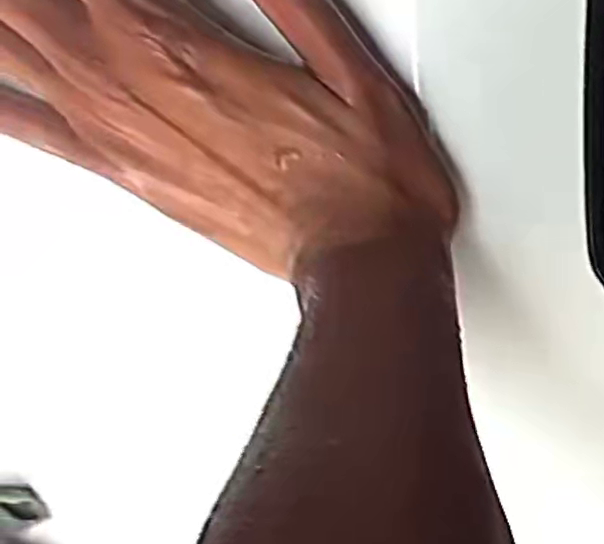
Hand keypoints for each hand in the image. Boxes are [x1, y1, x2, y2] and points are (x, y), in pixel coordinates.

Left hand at [0, 0, 456, 279]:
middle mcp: (116, 75)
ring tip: (44, 27)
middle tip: (116, 19)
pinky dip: (0, 95)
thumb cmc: (377, 191)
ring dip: (15, 23)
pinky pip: (16, 119)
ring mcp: (111, 126)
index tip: (182, 11)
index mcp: (165, 40)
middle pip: (24, 2)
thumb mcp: (363, 86)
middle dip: (53, 6)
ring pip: (2, 41)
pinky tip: (8, 80)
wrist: (375, 268)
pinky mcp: (128, 173)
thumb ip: (297, 10)